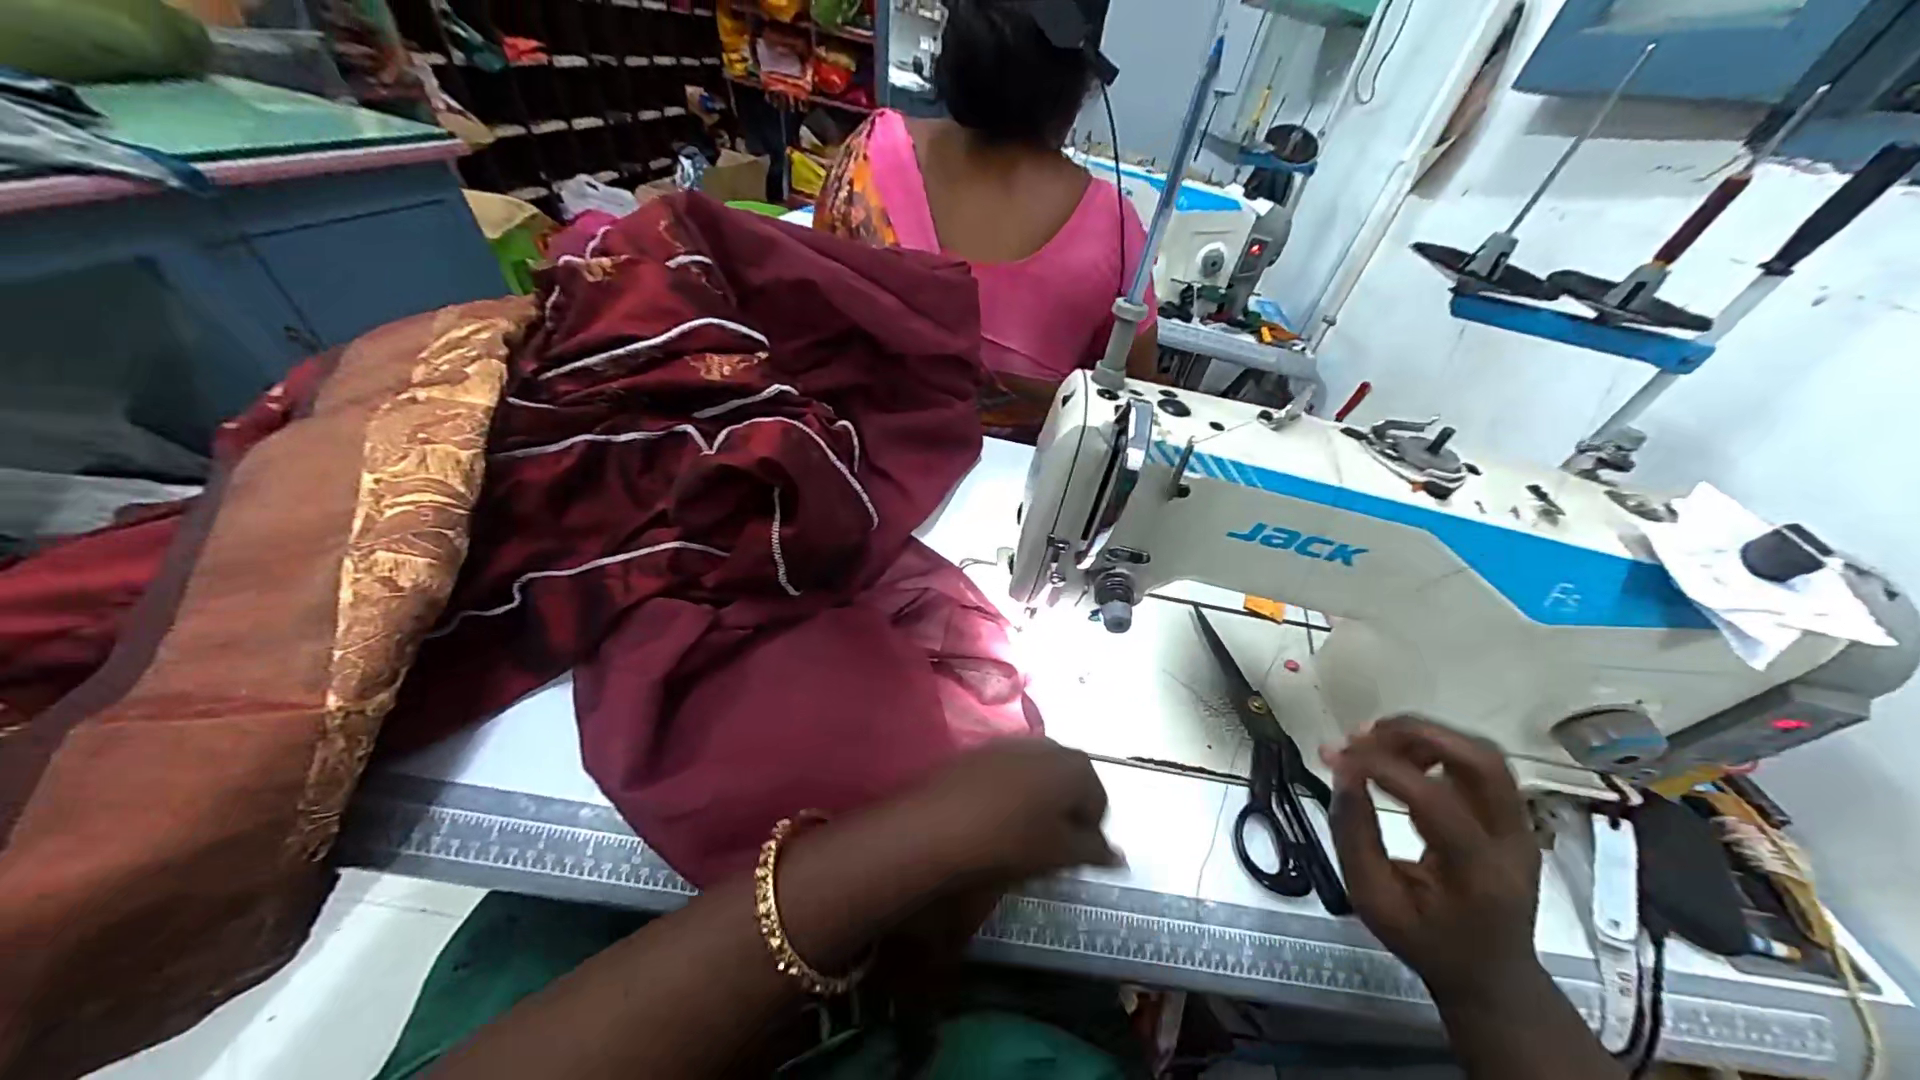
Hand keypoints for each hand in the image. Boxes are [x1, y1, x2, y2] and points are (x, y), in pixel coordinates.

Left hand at [896, 738, 1122, 885]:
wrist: (936, 825)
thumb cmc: (1010, 839)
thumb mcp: (1059, 853)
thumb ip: (1093, 850)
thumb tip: (1120, 856)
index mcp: (1074, 765)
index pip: (1099, 800)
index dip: (1090, 831)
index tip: (1072, 856)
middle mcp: (1046, 744)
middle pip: (1068, 781)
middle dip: (1065, 810)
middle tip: (1049, 845)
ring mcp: (1009, 742)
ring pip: (1037, 774)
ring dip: (1037, 800)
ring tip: (1020, 833)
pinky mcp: (978, 750)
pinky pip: (1008, 771)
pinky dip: (1010, 792)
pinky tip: (993, 818)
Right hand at [1319, 716, 1541, 1002]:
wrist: (1491, 975)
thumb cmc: (1426, 940)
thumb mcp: (1373, 900)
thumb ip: (1354, 836)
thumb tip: (1342, 773)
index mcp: (1479, 874)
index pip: (1435, 800)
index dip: (1380, 768)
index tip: (1334, 757)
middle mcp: (1512, 843)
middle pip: (1480, 762)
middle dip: (1415, 734)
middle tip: (1361, 735)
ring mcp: (1519, 828)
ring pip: (1482, 754)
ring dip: (1425, 735)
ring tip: (1375, 740)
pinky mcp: (1512, 818)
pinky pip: (1478, 765)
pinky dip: (1435, 746)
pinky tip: (1400, 755)